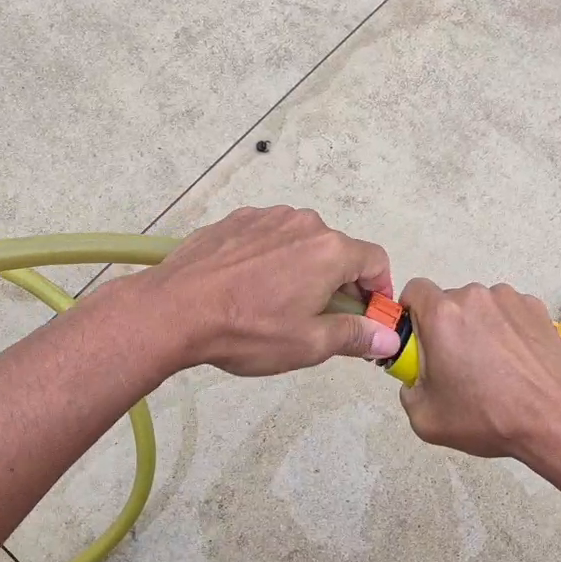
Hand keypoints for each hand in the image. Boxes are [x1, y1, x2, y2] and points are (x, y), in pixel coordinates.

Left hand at [120, 206, 399, 376]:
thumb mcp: (308, 344)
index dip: (378, 291)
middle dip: (339, 283)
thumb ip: (355, 336)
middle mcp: (304, 223)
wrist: (173, 311)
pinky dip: (271, 258)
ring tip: (277, 303)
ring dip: (303, 268)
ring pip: (302, 242)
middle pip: (339, 251)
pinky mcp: (236, 220)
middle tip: (319, 319)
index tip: (367, 317)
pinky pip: (268, 237)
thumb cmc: (247, 330)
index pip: (376, 261)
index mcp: (330, 250)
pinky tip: (248, 287)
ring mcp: (267, 217)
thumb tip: (387, 337)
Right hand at [396, 279, 560, 461]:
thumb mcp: (426, 418)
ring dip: (479, 328)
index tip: (419, 339)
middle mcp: (474, 297)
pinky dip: (507, 330)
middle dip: (448, 328)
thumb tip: (416, 377)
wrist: (554, 418)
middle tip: (458, 365)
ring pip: (480, 308)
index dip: (412, 313)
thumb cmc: (489, 417)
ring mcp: (509, 299)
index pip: (414, 290)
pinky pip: (509, 313)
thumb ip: (408, 389)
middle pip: (449, 303)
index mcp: (442, 315)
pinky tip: (516, 362)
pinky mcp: (535, 307)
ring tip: (494, 367)